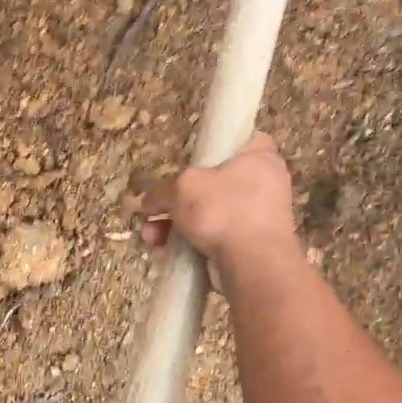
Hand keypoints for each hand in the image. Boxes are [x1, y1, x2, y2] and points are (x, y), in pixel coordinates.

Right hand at [133, 132, 298, 273]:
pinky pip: (214, 236)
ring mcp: (258, 215)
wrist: (253, 262)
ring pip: (208, 214)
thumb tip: (138, 202)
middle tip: (151, 215)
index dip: (213, 149)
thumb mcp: (181, 189)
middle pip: (211, 184)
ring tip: (152, 240)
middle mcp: (263, 182)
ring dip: (173, 227)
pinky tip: (165, 254)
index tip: (188, 163)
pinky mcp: (251, 243)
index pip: (239, 140)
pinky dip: (189, 243)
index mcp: (258, 157)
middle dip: (174, 203)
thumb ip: (158, 192)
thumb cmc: (223, 210)